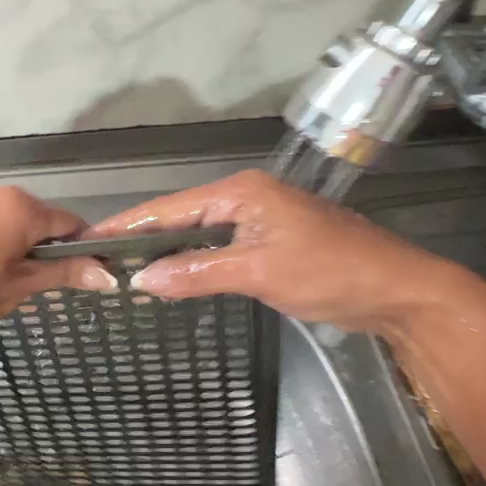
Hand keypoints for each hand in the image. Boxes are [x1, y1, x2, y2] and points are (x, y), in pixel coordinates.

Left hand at [0, 184, 116, 345]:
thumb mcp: (15, 289)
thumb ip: (62, 274)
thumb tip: (108, 275)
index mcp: (17, 208)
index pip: (68, 223)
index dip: (81, 248)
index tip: (83, 273)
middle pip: (35, 218)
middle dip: (42, 247)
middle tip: (35, 286)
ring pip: (2, 219)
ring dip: (11, 243)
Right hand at [84, 170, 468, 336]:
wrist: (398, 292)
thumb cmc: (330, 273)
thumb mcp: (258, 273)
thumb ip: (196, 274)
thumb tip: (140, 281)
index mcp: (241, 192)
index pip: (169, 208)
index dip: (127, 226)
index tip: (87, 240)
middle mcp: (245, 198)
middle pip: (179, 218)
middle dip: (140, 241)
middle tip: (97, 263)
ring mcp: (258, 221)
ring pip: (197, 236)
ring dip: (164, 256)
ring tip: (123, 274)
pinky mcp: (268, 244)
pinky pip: (216, 251)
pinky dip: (191, 266)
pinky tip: (171, 281)